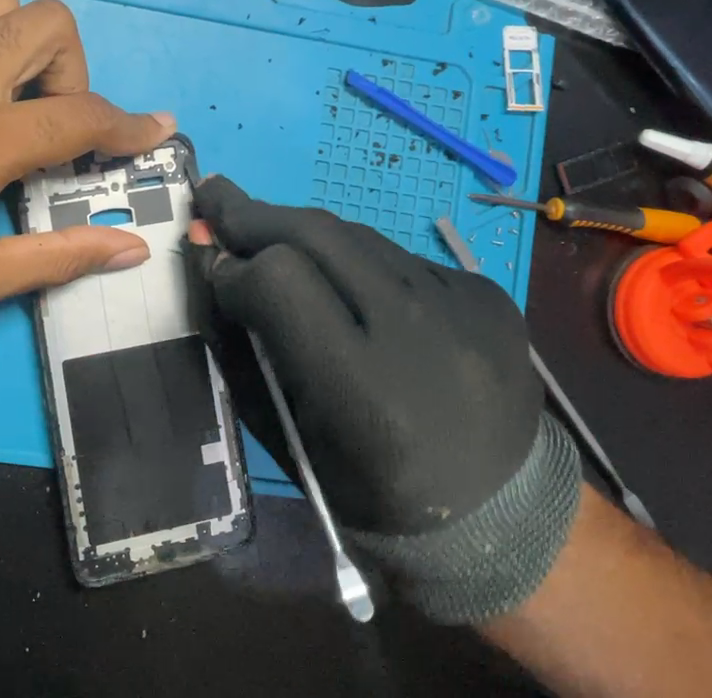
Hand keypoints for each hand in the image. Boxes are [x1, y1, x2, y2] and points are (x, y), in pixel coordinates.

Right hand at [186, 176, 580, 622]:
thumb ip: (244, 348)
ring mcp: (462, 305)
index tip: (213, 270)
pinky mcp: (486, 292)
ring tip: (273, 240)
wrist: (499, 512)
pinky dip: (360, 264)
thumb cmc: (371, 491)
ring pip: (358, 237)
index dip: (234, 267)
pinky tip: (349, 287)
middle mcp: (420, 332)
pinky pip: (400, 258)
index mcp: (364, 390)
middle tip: (215, 199)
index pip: (279, 279)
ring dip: (306, 237)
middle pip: (317, 234)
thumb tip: (212, 263)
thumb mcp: (289, 434)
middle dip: (255, 215)